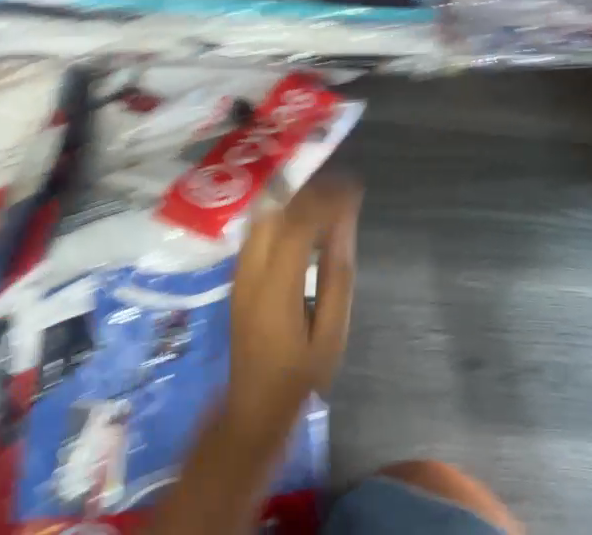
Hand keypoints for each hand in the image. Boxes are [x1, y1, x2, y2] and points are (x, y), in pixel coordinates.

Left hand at [225, 175, 361, 432]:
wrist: (254, 405)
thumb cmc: (301, 373)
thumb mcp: (332, 332)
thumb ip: (337, 276)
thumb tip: (344, 226)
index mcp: (276, 289)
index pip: (298, 225)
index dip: (326, 198)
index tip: (354, 185)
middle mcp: (250, 273)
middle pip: (274, 213)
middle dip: (309, 191)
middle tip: (342, 187)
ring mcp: (239, 274)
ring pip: (262, 218)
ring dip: (293, 200)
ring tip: (326, 198)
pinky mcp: (237, 277)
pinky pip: (257, 231)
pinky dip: (281, 215)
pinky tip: (304, 219)